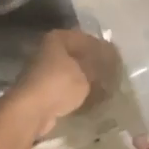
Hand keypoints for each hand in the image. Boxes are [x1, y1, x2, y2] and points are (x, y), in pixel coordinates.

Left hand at [2, 29, 117, 137]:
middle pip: (77, 55)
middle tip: (112, 75)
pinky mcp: (41, 90)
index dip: (103, 49)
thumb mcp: (87, 74)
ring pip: (70, 72)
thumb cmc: (59, 84)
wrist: (31, 110)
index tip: (117, 60)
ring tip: (104, 88)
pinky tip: (89, 99)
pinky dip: (75, 92)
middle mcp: (47, 50)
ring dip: (85, 80)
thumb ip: (100, 67)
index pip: (87, 39)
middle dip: (94, 65)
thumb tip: (111, 63)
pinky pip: (64, 87)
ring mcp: (42, 70)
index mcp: (57, 38)